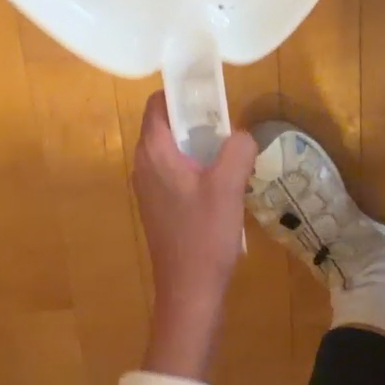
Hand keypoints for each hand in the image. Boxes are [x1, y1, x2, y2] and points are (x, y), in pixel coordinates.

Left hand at [132, 92, 257, 379]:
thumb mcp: (229, 185)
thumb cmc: (205, 235)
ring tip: (230, 156)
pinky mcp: (158, 206)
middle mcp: (144, 165)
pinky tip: (222, 185)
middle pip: (166, 125)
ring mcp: (148, 187)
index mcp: (154, 153)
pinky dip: (195, 167)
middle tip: (228, 126)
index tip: (212, 93)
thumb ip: (237, 148)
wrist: (189, 292)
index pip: (158, 104)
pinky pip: (175, 171)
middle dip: (197, 119)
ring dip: (199, 146)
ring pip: (173, 150)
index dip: (182, 92)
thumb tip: (241, 136)